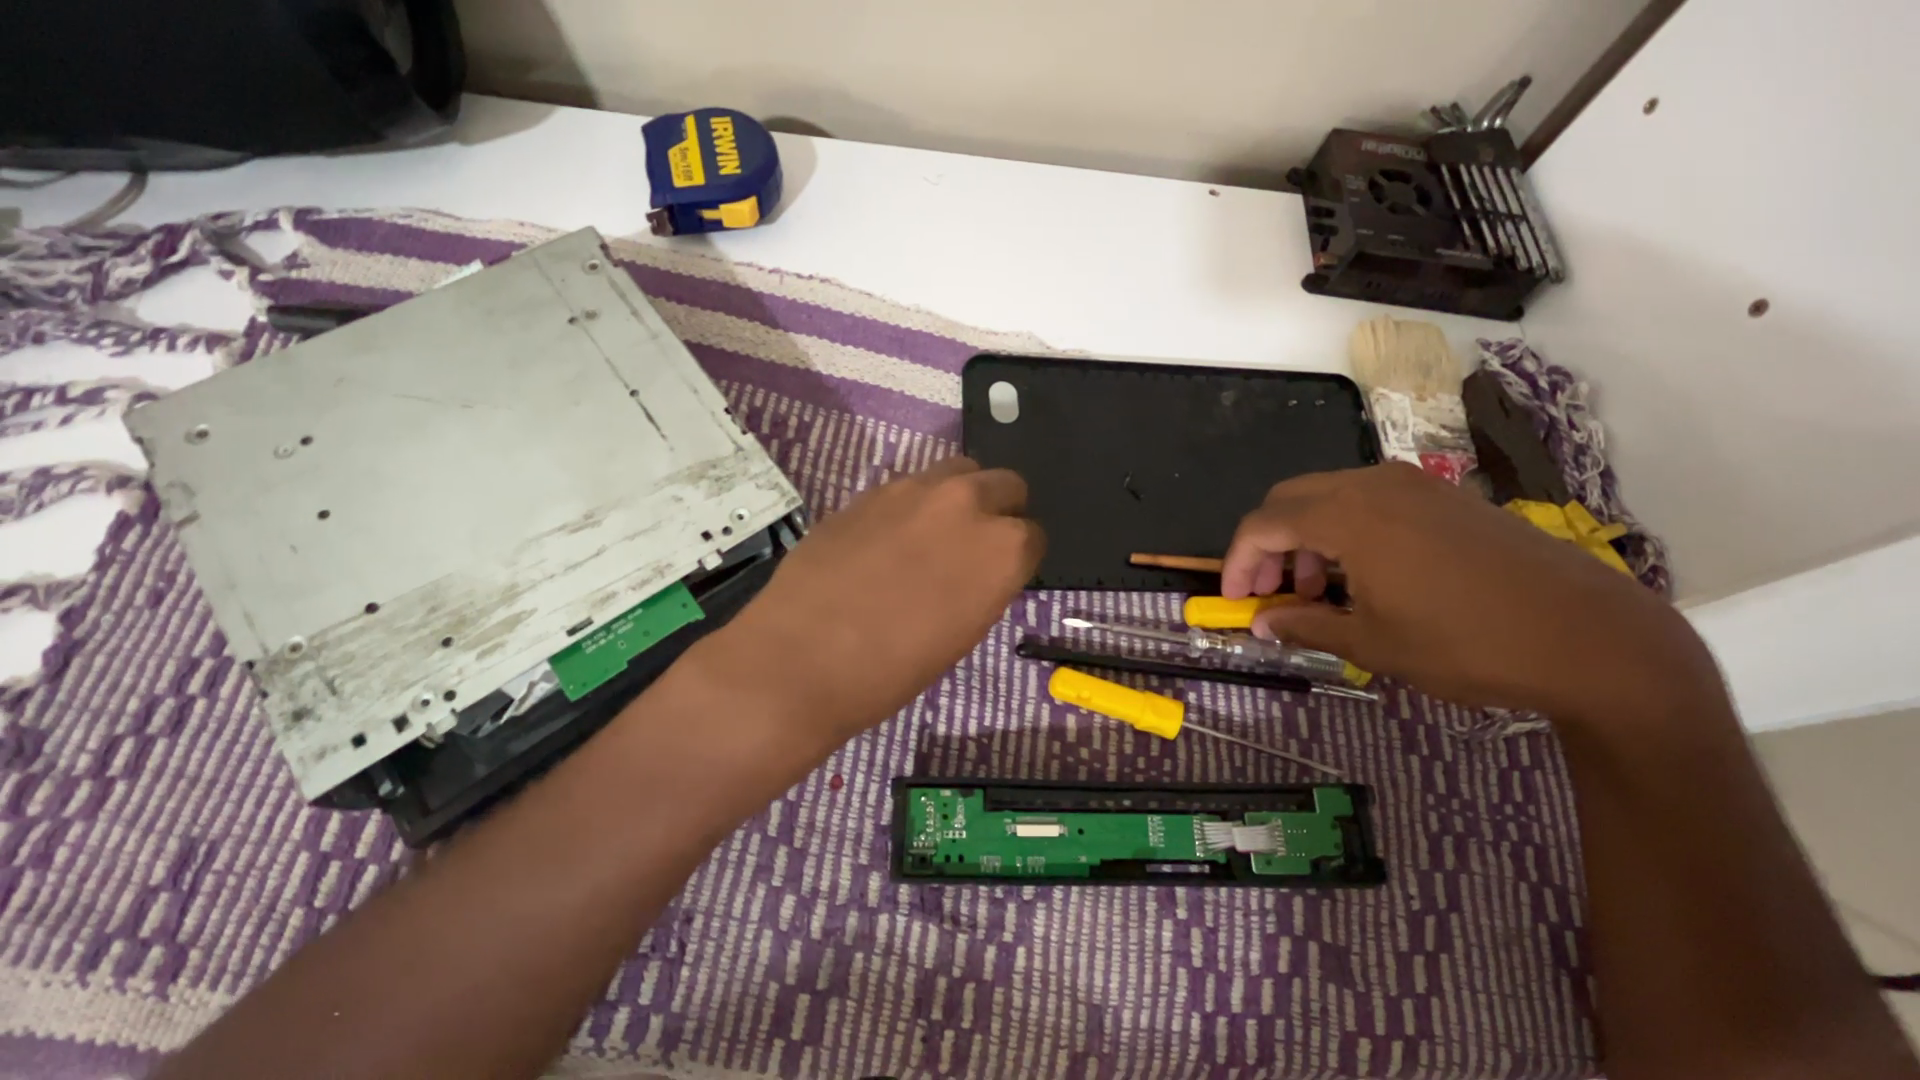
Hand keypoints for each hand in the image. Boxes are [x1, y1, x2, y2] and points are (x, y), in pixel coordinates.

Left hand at [713, 457, 1043, 742]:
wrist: (802, 657)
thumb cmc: (893, 670)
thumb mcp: (962, 634)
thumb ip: (983, 585)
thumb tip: (978, 569)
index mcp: (1002, 548)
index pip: (1033, 535)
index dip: (1018, 557)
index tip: (1000, 575)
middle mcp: (966, 504)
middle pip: (1004, 484)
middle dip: (998, 511)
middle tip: (972, 548)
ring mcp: (913, 489)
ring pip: (957, 471)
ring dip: (956, 497)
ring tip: (930, 538)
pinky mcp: (868, 490)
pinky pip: (907, 487)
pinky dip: (910, 507)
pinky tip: (885, 542)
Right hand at [1221, 463, 1715, 717]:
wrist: (1589, 636)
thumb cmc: (1467, 645)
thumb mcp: (1374, 644)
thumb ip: (1307, 625)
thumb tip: (1264, 622)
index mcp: (1349, 515)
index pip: (1264, 523)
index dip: (1237, 562)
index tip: (1234, 601)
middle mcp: (1377, 484)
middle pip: (1292, 499)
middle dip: (1269, 546)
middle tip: (1270, 595)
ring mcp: (1418, 486)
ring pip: (1332, 497)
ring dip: (1308, 538)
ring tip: (1321, 593)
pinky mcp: (1449, 498)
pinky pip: (1374, 501)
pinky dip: (1348, 531)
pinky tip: (1367, 577)